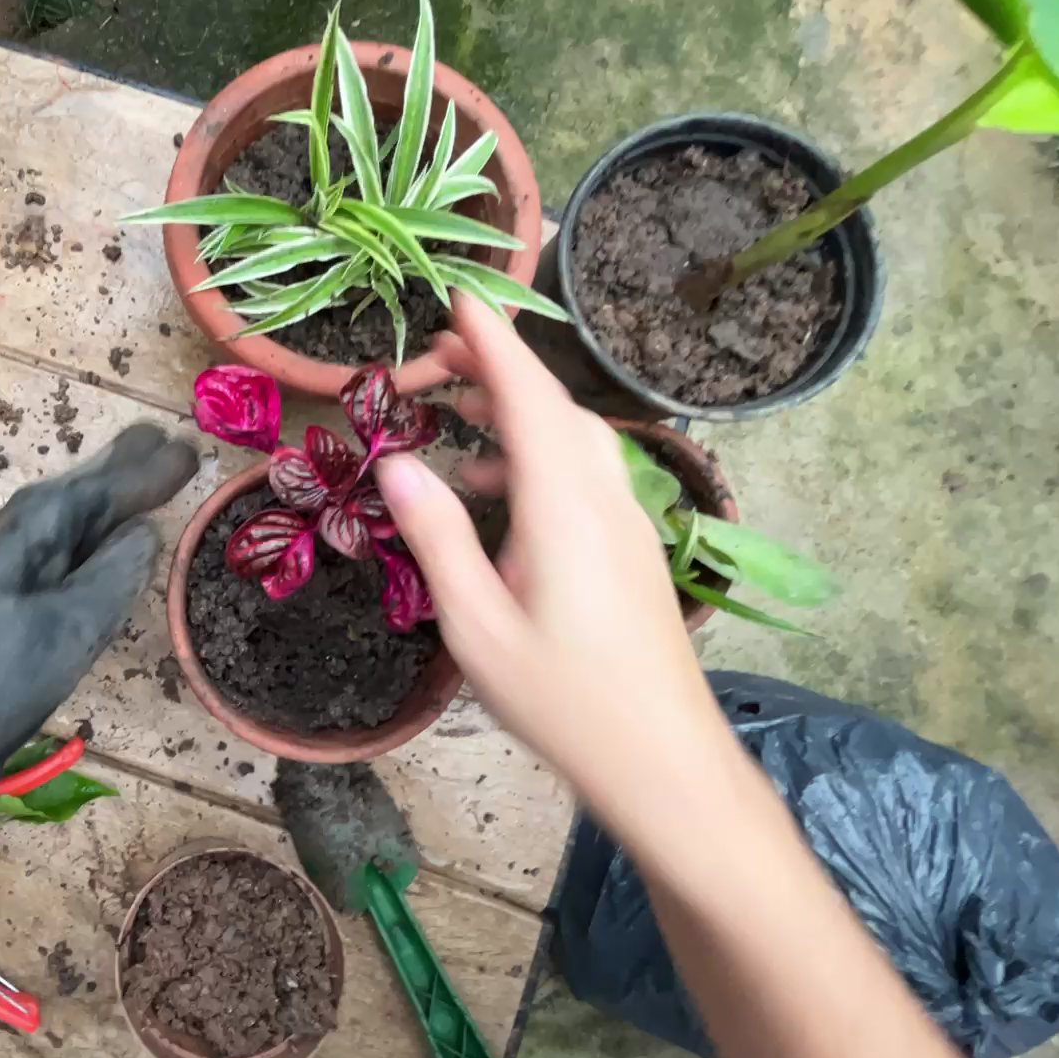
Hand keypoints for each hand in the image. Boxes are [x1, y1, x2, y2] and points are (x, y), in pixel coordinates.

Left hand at [0, 424, 198, 920]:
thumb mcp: (64, 636)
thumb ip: (110, 579)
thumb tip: (145, 531)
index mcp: (9, 547)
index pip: (82, 496)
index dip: (134, 475)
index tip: (183, 451)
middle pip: (61, 502)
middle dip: (112, 474)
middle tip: (159, 443)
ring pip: (48, 533)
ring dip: (94, 508)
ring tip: (136, 488)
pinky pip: (39, 566)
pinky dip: (76, 551)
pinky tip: (89, 558)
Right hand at [374, 295, 731, 814]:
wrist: (661, 759)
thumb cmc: (561, 695)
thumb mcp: (473, 622)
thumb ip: (436, 535)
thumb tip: (397, 464)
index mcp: (563, 508)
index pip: (530, 401)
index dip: (495, 344)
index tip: (461, 298)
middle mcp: (603, 499)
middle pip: (552, 407)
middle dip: (492, 369)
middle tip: (429, 359)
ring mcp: (622, 521)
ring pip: (568, 438)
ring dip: (509, 413)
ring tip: (448, 421)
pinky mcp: (624, 546)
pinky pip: (576, 473)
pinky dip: (527, 455)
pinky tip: (487, 488)